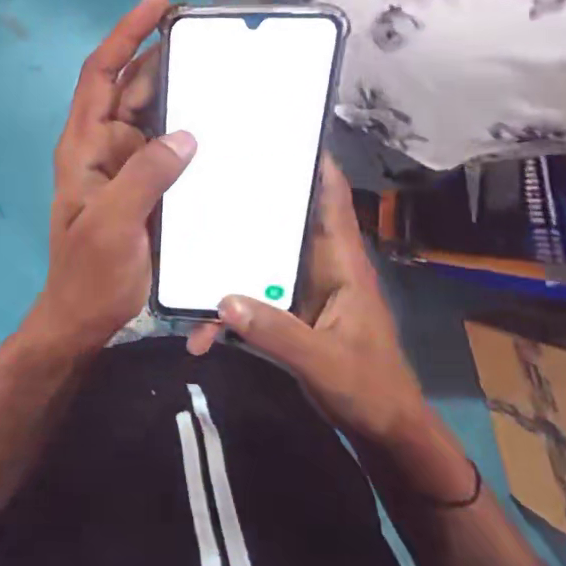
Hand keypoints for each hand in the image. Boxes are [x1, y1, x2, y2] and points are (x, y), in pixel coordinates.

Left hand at [27, 0, 195, 355]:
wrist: (84, 318)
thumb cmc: (89, 274)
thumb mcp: (113, 225)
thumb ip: (145, 177)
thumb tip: (185, 133)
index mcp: (84, 147)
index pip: (99, 76)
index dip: (125, 36)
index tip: (158, 5)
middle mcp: (104, 147)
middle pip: (132, 88)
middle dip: (163, 57)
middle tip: (210, 36)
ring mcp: (126, 166)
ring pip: (154, 114)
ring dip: (183, 91)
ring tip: (225, 68)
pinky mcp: (148, 187)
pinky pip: (170, 148)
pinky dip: (192, 130)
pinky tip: (223, 123)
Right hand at [188, 156, 430, 447]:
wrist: (382, 432)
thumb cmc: (369, 389)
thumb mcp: (325, 364)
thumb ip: (278, 334)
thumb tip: (222, 300)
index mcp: (341, 264)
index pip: (331, 200)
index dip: (313, 163)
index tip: (280, 132)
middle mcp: (318, 266)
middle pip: (282, 220)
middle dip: (248, 200)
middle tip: (206, 175)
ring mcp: (299, 289)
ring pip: (256, 260)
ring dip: (223, 263)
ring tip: (182, 251)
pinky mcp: (285, 312)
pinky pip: (248, 299)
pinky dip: (225, 313)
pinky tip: (200, 337)